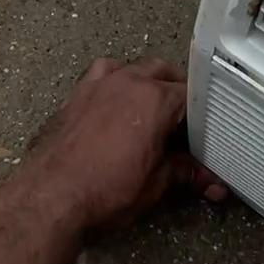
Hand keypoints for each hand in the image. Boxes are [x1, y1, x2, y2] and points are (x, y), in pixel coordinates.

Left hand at [12, 56, 226, 235]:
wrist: (52, 196)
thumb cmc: (103, 190)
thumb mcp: (155, 185)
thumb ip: (185, 173)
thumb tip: (212, 182)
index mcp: (156, 100)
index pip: (192, 95)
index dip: (202, 114)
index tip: (203, 131)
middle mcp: (130, 82)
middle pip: (165, 72)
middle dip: (177, 91)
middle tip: (182, 120)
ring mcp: (103, 83)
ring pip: (135, 67)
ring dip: (148, 80)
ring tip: (152, 106)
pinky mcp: (80, 91)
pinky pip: (104, 71)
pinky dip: (114, 78)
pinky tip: (115, 96)